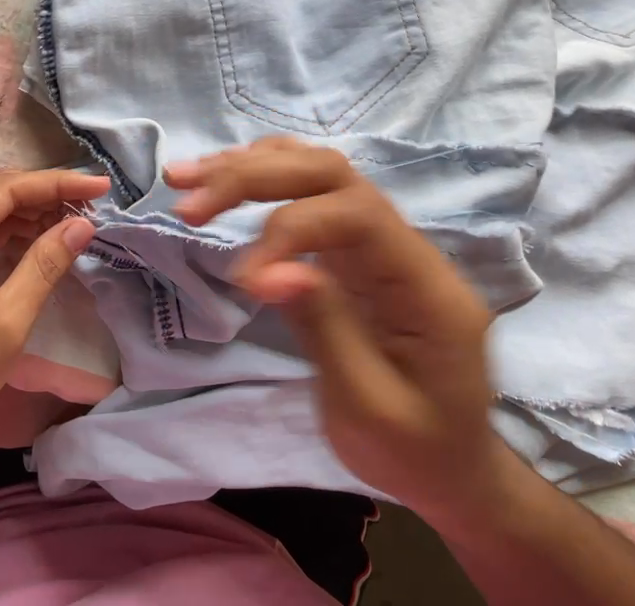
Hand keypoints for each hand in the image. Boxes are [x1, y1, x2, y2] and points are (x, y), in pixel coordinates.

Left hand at [0, 170, 110, 444]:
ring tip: (79, 218)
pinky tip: (49, 240)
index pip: (6, 190)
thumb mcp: (8, 320)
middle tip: (94, 199)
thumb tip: (81, 224)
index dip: (55, 182)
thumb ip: (44, 266)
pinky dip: (20, 235)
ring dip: (35, 213)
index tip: (98, 185)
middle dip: (47, 192)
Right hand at [166, 138, 510, 520]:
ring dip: (248, 167)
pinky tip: (221, 180)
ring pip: (317, 170)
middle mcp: (406, 248)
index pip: (357, 215)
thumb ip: (326, 329)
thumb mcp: (370, 408)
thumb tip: (268, 272)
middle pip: (331, 174)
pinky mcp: (353, 251)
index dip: (290, 229)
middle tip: (185, 202)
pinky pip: (309, 193)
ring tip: (183, 178)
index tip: (243, 280)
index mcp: (426, 287)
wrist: (451, 467)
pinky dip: (261, 177)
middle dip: (253, 177)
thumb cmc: (413, 450)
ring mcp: (380, 244)